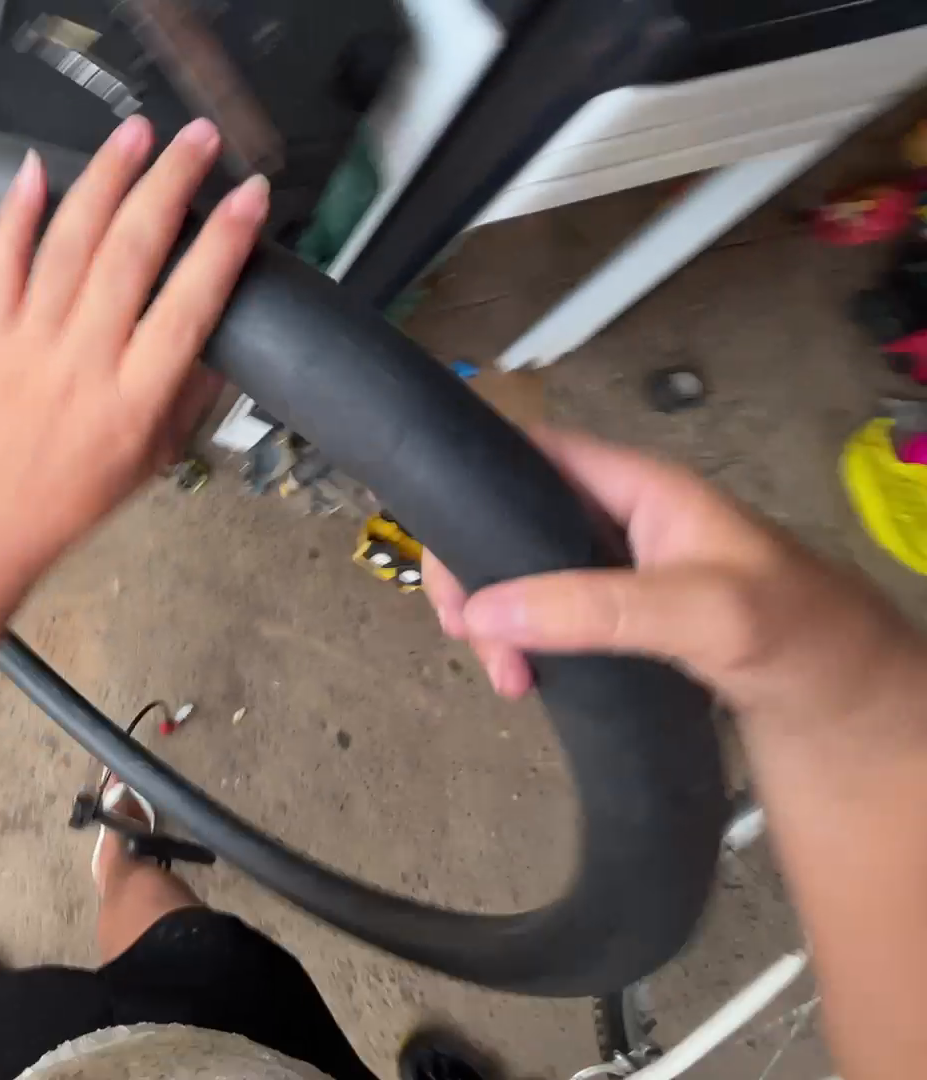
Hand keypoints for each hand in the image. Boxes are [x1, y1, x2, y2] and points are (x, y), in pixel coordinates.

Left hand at [0, 116, 270, 575]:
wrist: (7, 514)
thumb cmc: (88, 489)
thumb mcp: (162, 451)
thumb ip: (194, 384)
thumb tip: (218, 312)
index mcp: (133, 399)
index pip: (188, 305)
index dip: (223, 243)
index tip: (250, 195)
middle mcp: (81, 364)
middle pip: (129, 256)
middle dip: (169, 186)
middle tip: (199, 141)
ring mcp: (29, 346)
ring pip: (67, 246)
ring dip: (104, 180)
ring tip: (136, 133)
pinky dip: (15, 215)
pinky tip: (36, 169)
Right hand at [423, 428, 926, 739]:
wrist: (856, 719)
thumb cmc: (803, 640)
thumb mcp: (705, 613)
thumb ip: (594, 606)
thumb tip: (481, 610)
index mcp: (637, 490)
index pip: (534, 453)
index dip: (476, 473)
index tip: (436, 530)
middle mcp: (608, 524)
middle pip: (501, 522)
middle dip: (471, 575)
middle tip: (462, 625)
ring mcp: (600, 574)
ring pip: (508, 577)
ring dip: (488, 623)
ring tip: (503, 674)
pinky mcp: (597, 620)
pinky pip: (528, 618)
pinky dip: (509, 646)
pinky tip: (517, 677)